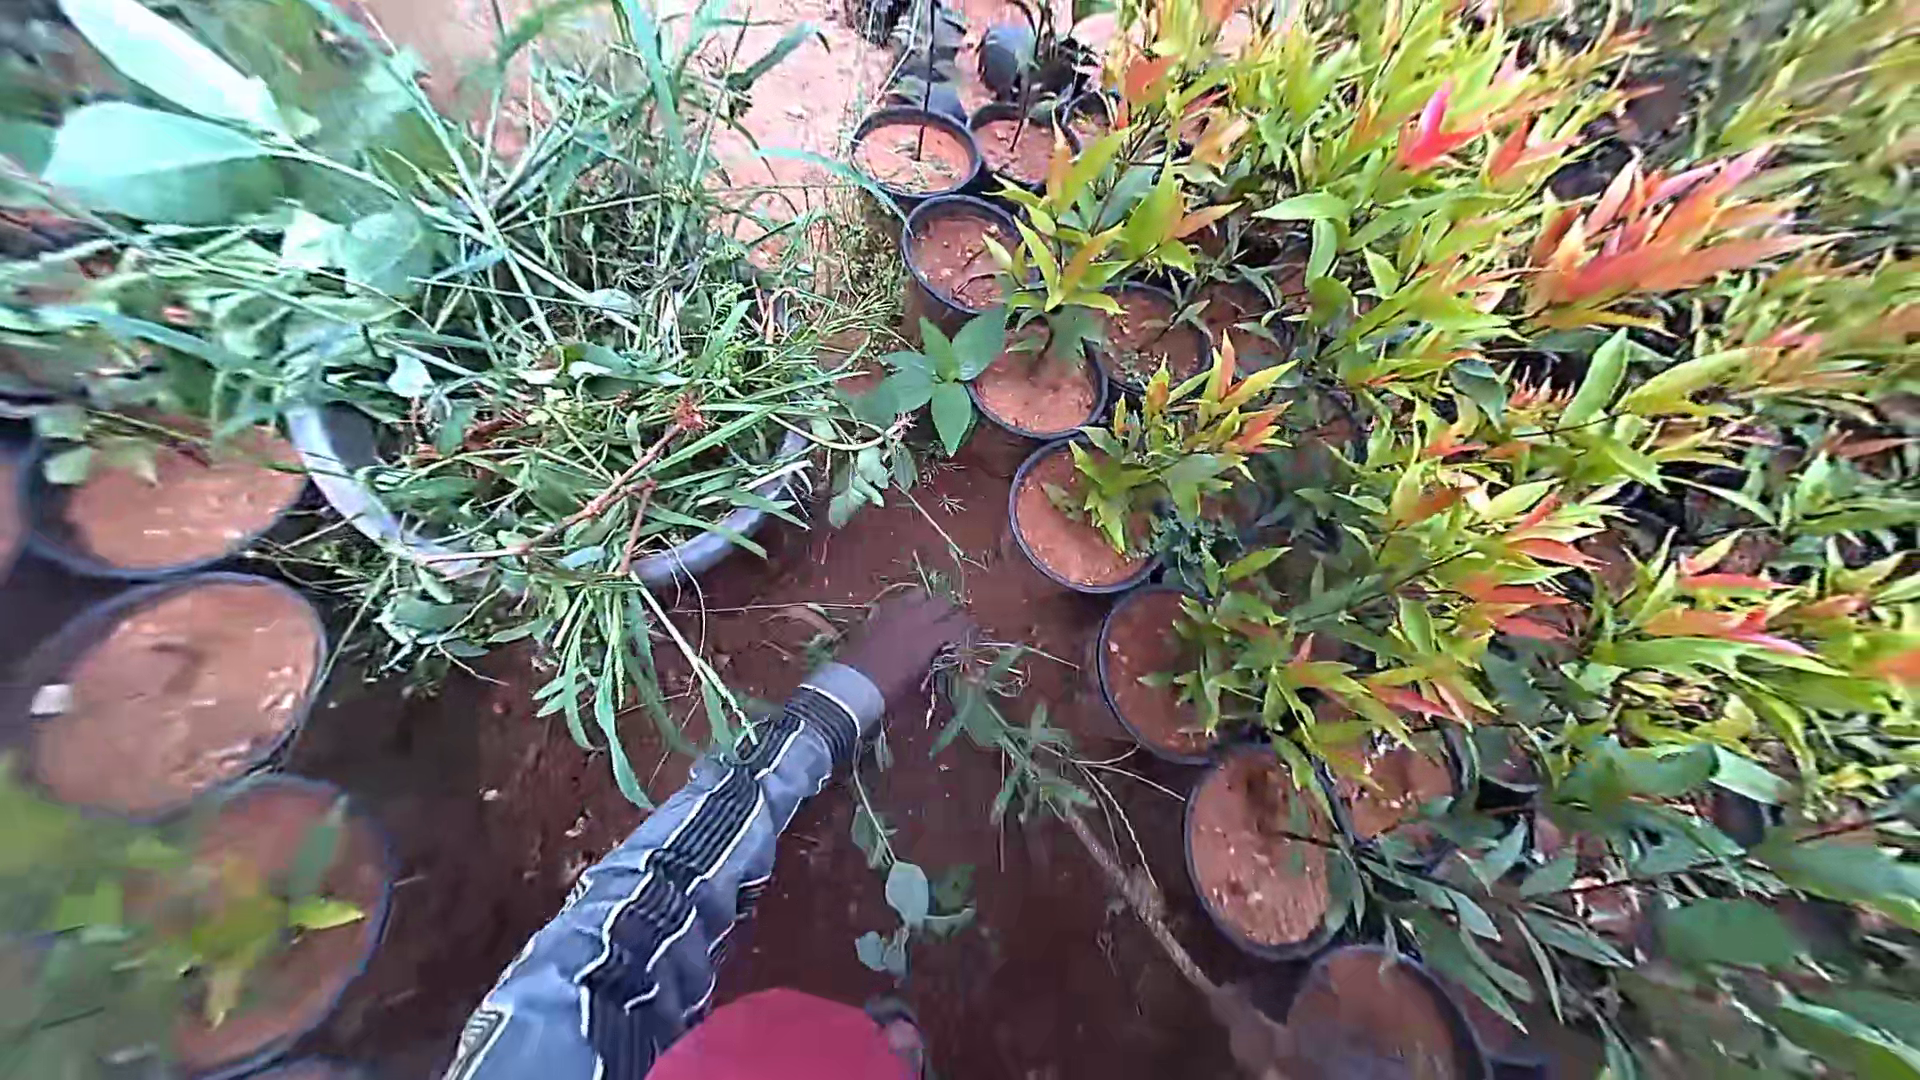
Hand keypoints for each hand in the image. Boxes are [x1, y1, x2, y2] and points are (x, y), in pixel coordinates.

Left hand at [837, 592, 969, 709]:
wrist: (851, 685)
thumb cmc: (889, 690)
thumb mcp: (919, 680)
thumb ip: (935, 662)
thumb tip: (945, 655)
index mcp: (929, 637)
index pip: (960, 623)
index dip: (970, 628)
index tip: (972, 633)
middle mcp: (915, 618)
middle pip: (943, 602)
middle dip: (951, 612)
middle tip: (951, 625)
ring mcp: (895, 611)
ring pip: (921, 594)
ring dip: (928, 603)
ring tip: (927, 617)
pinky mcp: (879, 612)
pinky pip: (899, 600)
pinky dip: (907, 606)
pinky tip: (905, 619)